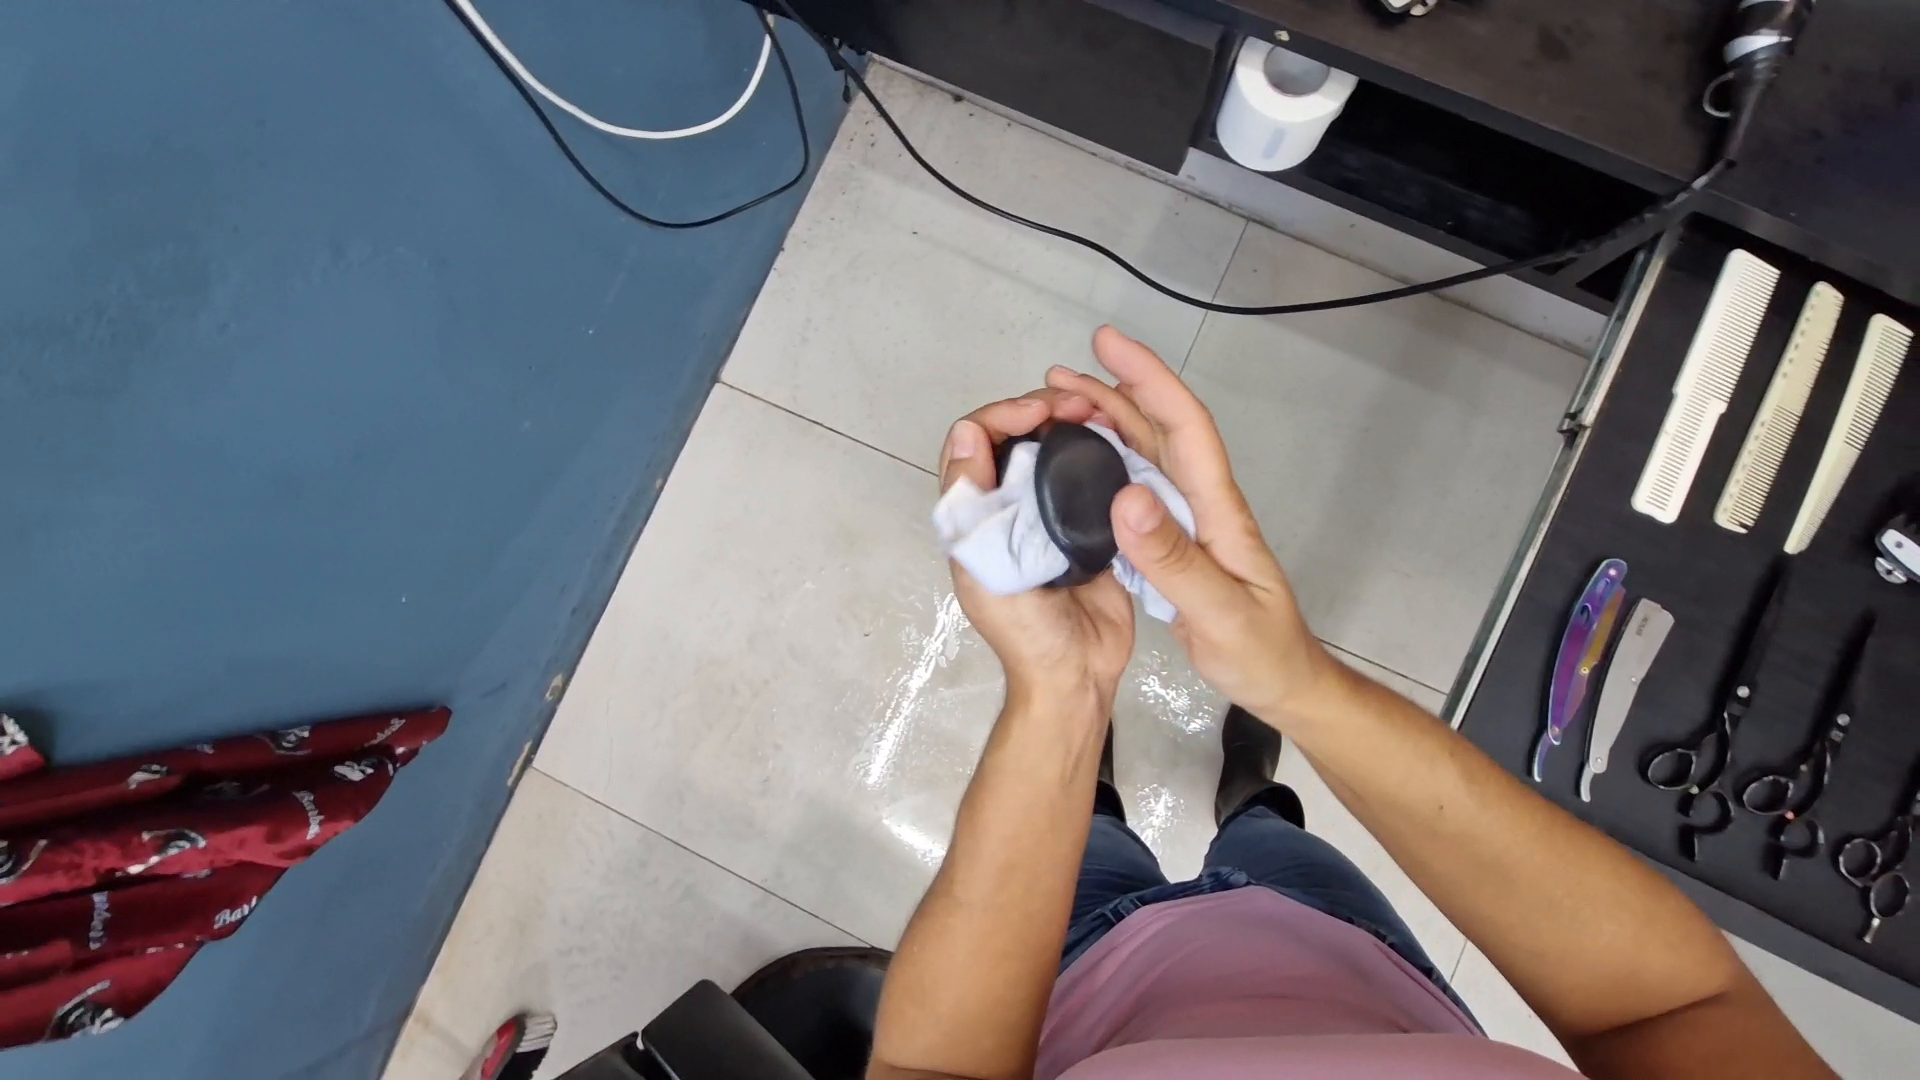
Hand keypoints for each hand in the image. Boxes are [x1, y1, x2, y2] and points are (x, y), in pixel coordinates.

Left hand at [940, 392, 1134, 714]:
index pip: (974, 441)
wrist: (1076, 672)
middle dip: (1044, 409)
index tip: (1040, 414)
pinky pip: (1090, 473)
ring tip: (1103, 414)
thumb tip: (968, 432)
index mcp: (974, 513)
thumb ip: (972, 504)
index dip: (1002, 416)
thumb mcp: (984, 568)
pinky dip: (1102, 449)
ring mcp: (1048, 511)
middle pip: (1016, 435)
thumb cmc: (1024, 629)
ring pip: (1053, 446)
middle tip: (1081, 405)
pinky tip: (1121, 440)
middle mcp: (1008, 503)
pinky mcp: (1087, 520)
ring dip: (1075, 422)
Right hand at [1043, 327, 1340, 723]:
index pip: (1185, 427)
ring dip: (1107, 423)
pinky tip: (1081, 466)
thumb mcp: (1218, 611)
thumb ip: (1173, 558)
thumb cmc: (1258, 651)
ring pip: (1146, 455)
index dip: (1150, 380)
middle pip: (1160, 430)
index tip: (1108, 345)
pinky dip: (1106, 466)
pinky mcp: (1173, 543)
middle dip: (1115, 391)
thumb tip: (1126, 493)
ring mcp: (1187, 522)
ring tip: (1061, 407)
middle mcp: (1200, 503)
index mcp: (1216, 509)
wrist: (1281, 681)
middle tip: (1059, 377)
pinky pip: (1135, 490)